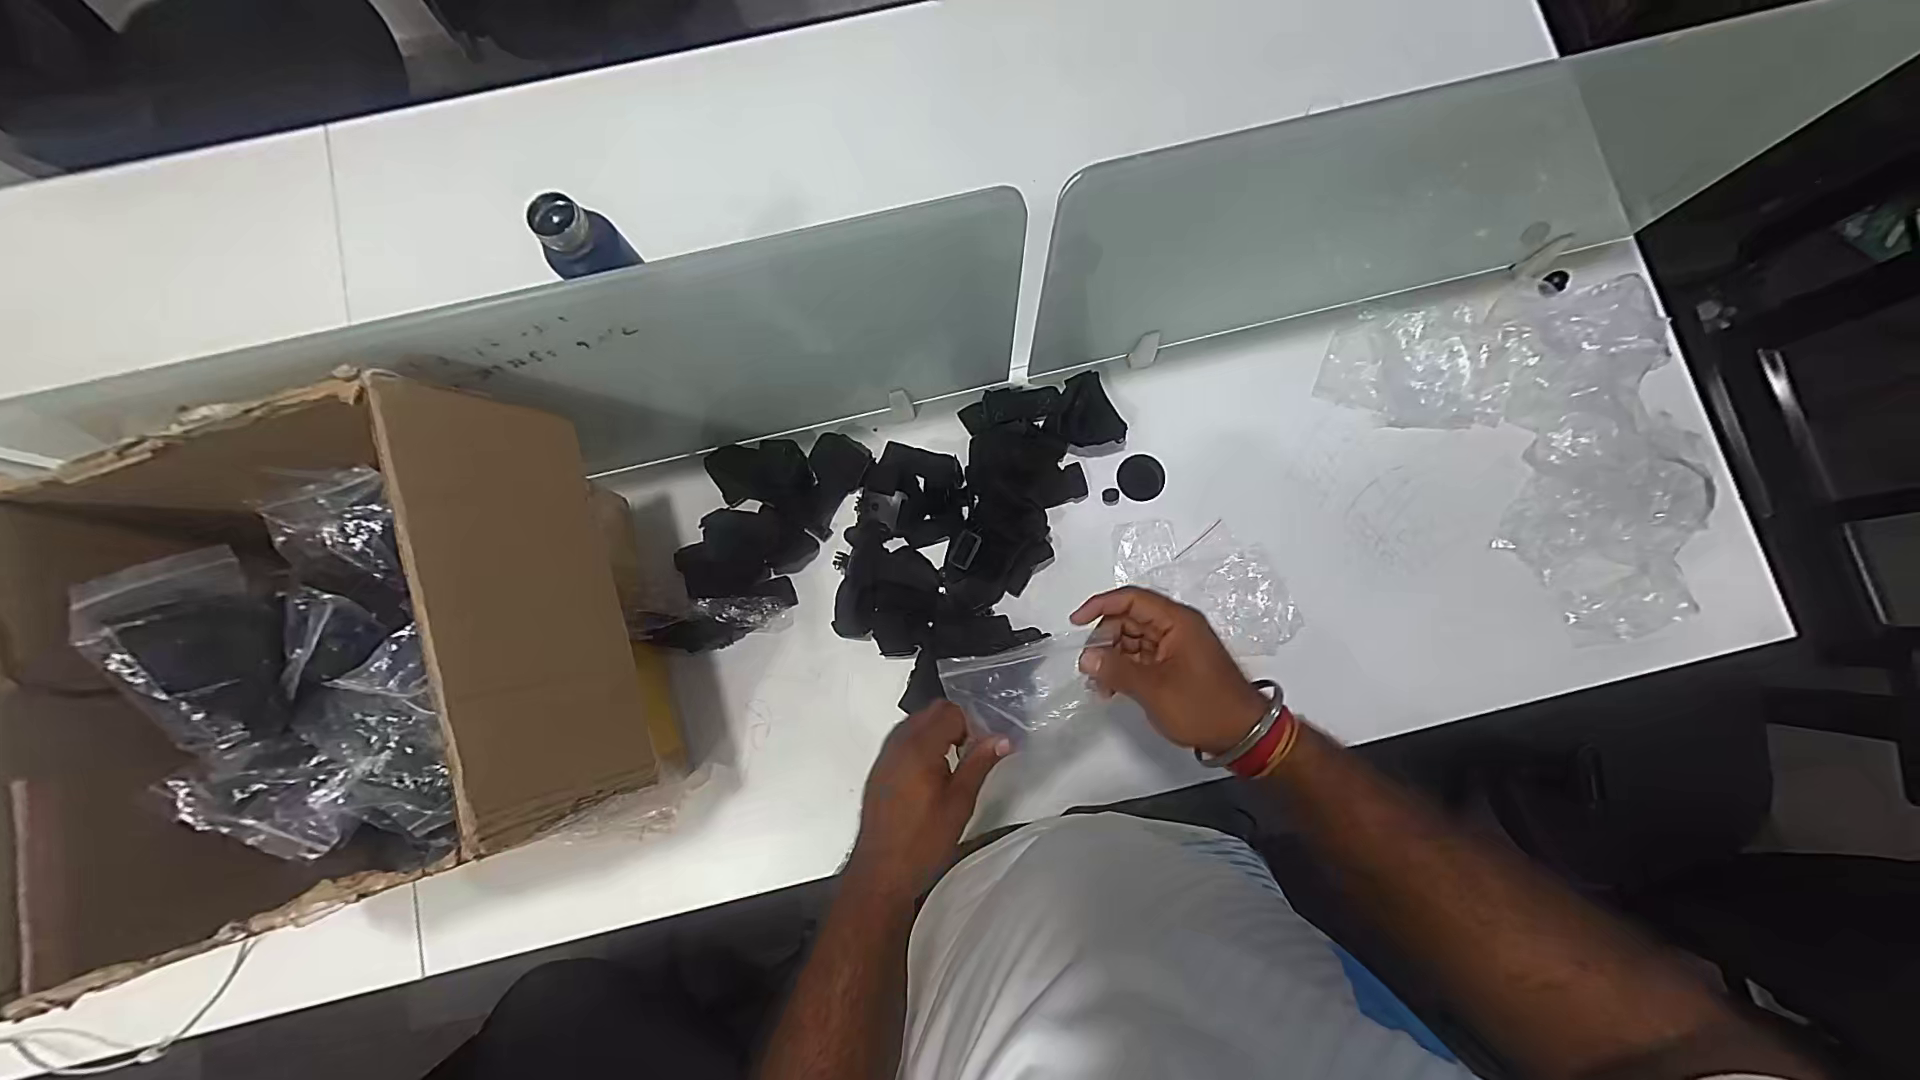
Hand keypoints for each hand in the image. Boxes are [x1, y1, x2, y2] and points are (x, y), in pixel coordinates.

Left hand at [846, 701, 1010, 902]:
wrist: (881, 871)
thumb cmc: (921, 842)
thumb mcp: (960, 802)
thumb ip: (980, 763)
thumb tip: (1002, 740)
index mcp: (919, 748)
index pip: (950, 712)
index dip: (972, 726)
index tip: (982, 747)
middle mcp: (898, 743)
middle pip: (932, 711)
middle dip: (956, 724)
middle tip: (971, 752)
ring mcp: (886, 754)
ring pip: (917, 722)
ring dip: (938, 732)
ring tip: (953, 763)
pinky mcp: (880, 767)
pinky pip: (903, 738)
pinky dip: (920, 743)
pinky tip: (932, 773)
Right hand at [1071, 586, 1269, 755]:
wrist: (1244, 735)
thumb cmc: (1207, 708)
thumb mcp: (1154, 689)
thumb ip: (1117, 669)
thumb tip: (1088, 657)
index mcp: (1177, 621)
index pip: (1131, 599)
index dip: (1100, 606)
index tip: (1077, 622)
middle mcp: (1177, 627)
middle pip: (1129, 619)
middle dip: (1104, 639)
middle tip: (1090, 664)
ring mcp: (1177, 646)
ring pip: (1132, 639)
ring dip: (1113, 657)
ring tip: (1100, 683)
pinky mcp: (1176, 664)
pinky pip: (1142, 656)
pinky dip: (1125, 668)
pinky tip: (1113, 687)